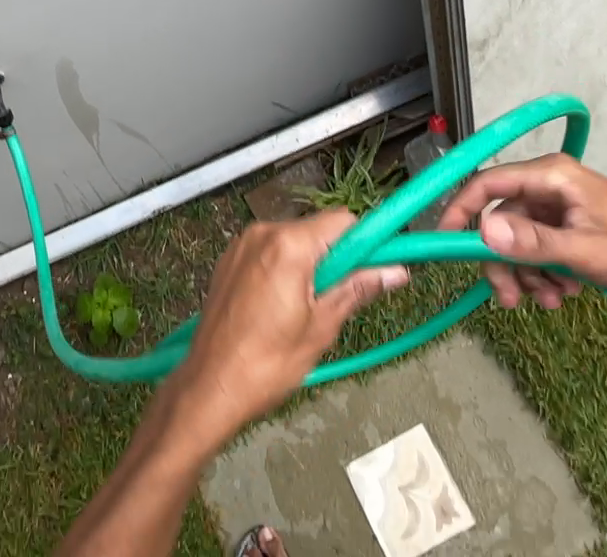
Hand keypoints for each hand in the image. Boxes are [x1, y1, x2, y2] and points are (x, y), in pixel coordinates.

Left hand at [173, 211, 409, 439]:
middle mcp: (263, 231)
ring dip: (308, 263)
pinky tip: (279, 304)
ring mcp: (242, 243)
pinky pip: (269, 250)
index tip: (374, 267)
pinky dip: (283, 266)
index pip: (342, 220)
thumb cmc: (268, 363)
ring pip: (293, 240)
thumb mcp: (322, 326)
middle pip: (317, 228)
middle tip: (337, 298)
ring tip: (304, 308)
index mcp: (289, 244)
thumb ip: (357, 289)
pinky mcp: (229, 257)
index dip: (364, 242)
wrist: (210, 385)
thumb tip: (396, 272)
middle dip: (335, 257)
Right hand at [435, 152, 606, 306]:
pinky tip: (567, 293)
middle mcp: (553, 184)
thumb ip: (532, 242)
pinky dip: (545, 273)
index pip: (488, 184)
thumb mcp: (585, 253)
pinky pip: (541, 247)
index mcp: (553, 176)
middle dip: (504, 261)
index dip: (461, 210)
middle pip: (503, 219)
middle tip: (511, 299)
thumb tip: (483, 233)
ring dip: (528, 273)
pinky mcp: (574, 226)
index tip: (442, 242)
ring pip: (521, 238)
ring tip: (554, 301)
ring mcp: (563, 206)